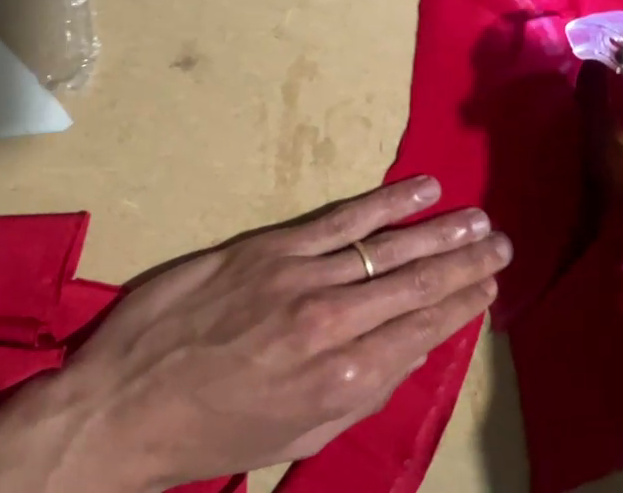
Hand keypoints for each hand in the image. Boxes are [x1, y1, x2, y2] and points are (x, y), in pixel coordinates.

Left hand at [0, 176, 508, 492]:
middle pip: (416, 284)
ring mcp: (302, 277)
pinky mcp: (270, 246)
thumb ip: (362, 388)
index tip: (490, 286)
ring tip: (479, 220)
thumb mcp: (296, 432)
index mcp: (342, 378)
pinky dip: (387, 202)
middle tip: (501, 246)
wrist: (121, 406)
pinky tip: (422, 190)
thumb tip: (414, 344)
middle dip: (465, 265)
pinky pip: (343, 219)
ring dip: (440, 232)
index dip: (461, 304)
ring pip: (389, 248)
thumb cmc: (212, 431)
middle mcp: (333, 323)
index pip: (421, 330)